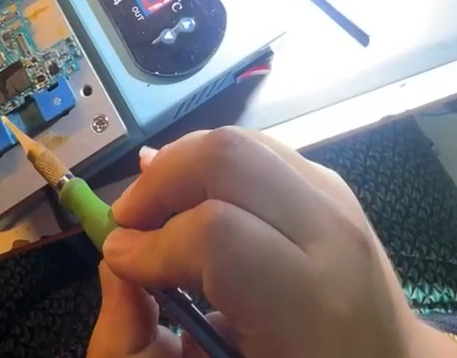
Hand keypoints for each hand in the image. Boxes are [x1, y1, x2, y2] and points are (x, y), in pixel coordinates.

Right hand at [88, 128, 456, 357]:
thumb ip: (169, 317)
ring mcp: (336, 195)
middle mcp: (332, 234)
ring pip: (239, 140)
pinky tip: (191, 194)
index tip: (121, 257)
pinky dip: (212, 161)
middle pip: (228, 158)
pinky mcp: (329, 179)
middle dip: (163, 178)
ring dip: (183, 163)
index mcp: (316, 305)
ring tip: (154, 205)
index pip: (217, 235)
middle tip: (130, 217)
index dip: (155, 243)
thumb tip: (120, 253)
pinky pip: (256, 147)